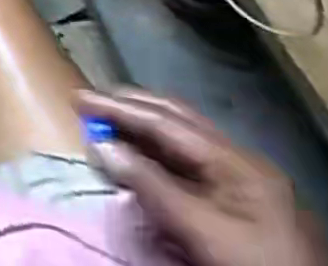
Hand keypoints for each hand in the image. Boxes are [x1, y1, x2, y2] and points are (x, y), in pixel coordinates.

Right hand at [77, 89, 327, 265]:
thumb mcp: (199, 230)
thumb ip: (150, 185)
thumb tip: (102, 144)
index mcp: (234, 160)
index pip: (164, 121)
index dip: (118, 108)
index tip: (78, 97)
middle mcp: (242, 158)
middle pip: (177, 118)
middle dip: (131, 108)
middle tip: (91, 103)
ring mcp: (248, 179)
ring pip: (186, 136)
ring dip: (145, 127)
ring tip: (109, 124)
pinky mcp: (247, 201)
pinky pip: (194, 159)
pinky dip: (161, 151)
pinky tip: (143, 157)